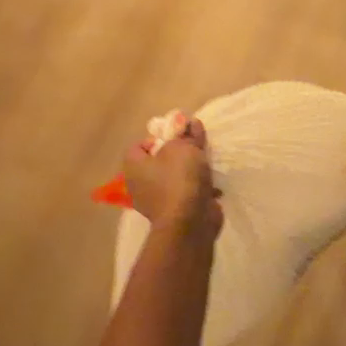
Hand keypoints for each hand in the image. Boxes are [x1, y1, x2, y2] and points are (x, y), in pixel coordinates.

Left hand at [122, 119, 221, 236]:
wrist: (189, 221)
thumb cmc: (180, 178)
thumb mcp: (184, 147)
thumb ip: (188, 135)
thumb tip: (191, 124)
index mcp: (134, 166)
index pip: (139, 145)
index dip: (158, 137)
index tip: (177, 136)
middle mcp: (140, 184)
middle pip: (158, 161)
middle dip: (178, 152)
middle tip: (195, 146)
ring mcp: (156, 201)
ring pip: (172, 177)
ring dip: (188, 170)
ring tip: (207, 163)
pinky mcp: (173, 212)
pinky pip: (183, 193)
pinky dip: (195, 188)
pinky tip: (210, 184)